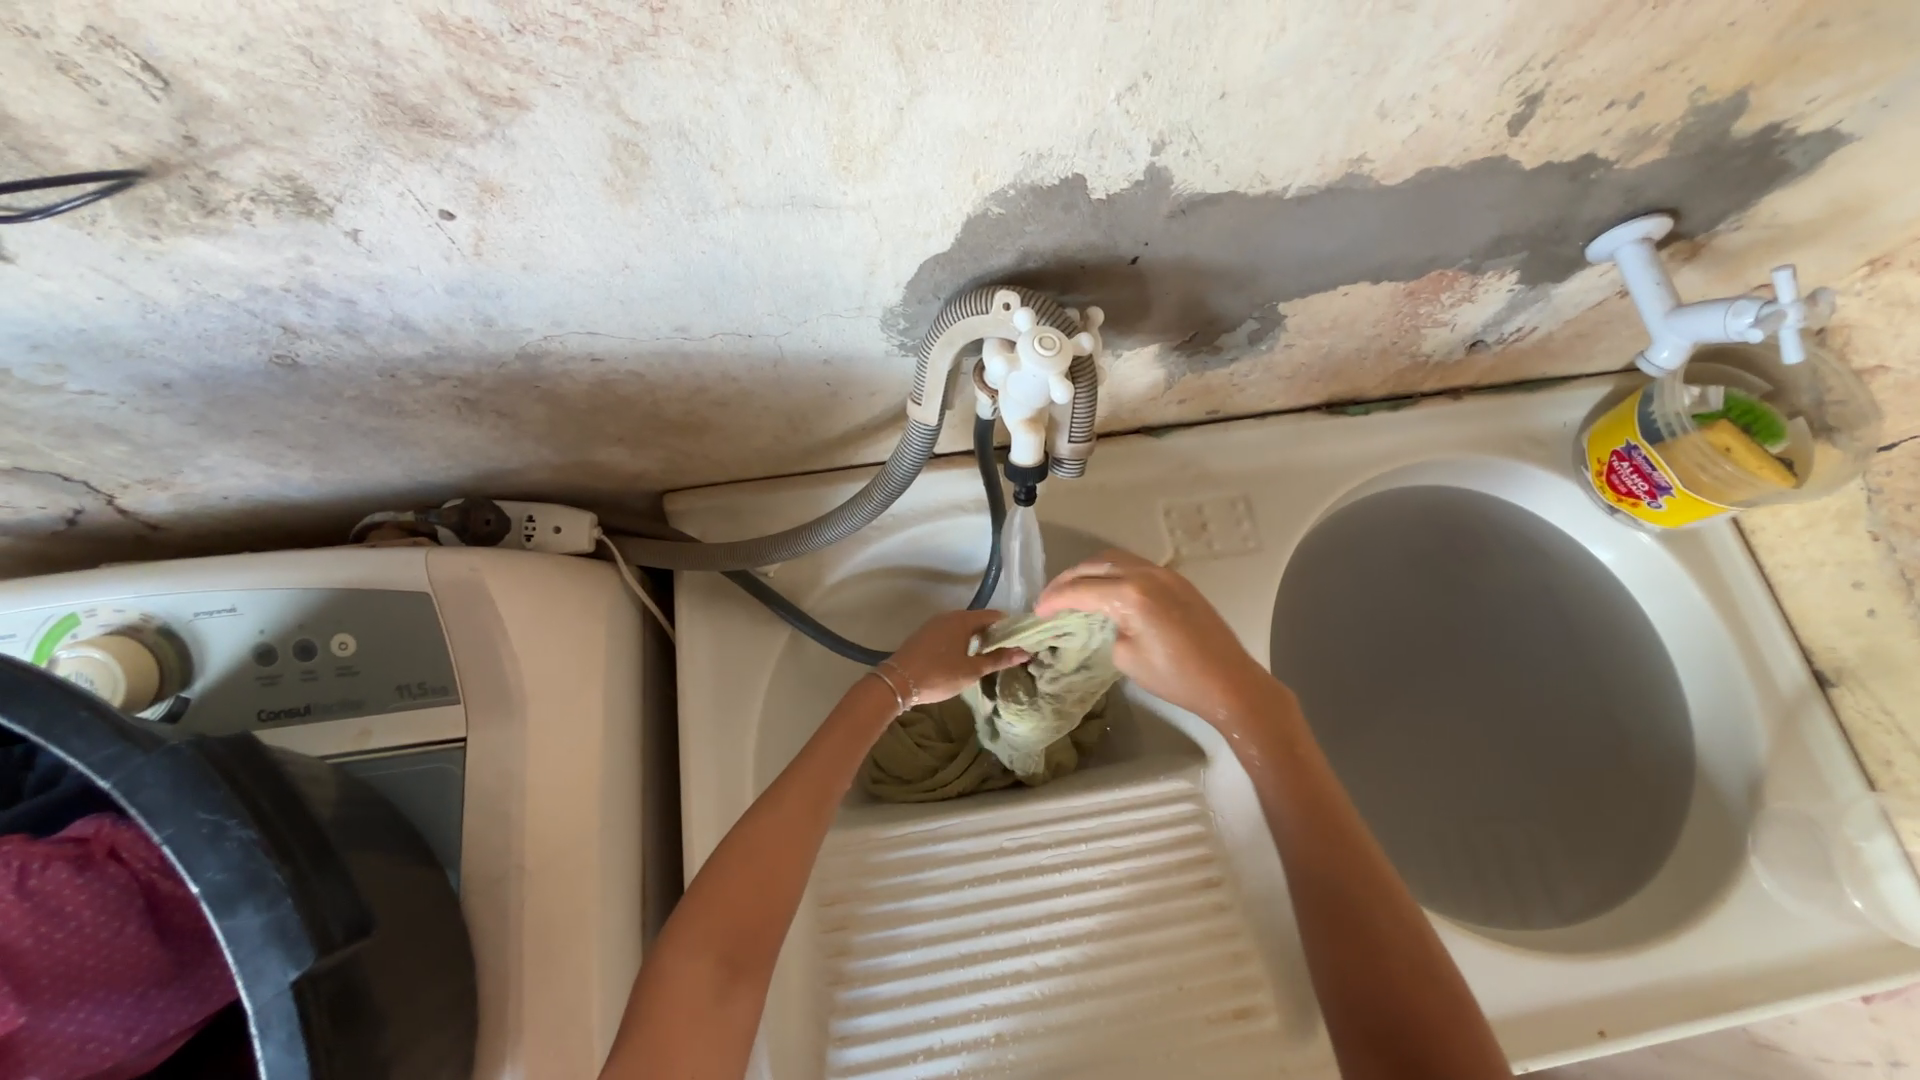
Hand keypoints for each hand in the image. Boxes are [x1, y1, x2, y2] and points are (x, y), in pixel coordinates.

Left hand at [885, 609, 1028, 705]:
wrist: (896, 683)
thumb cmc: (938, 675)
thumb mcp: (972, 670)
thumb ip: (998, 659)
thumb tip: (1025, 652)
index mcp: (963, 619)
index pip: (994, 616)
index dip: (1010, 627)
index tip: (1021, 640)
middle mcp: (949, 616)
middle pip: (979, 620)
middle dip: (994, 634)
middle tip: (1009, 651)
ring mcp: (934, 625)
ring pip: (964, 627)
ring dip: (978, 639)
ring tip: (990, 657)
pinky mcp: (925, 635)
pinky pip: (951, 633)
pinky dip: (963, 641)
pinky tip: (966, 657)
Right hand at [1035, 549, 1285, 724]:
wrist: (1229, 682)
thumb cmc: (1176, 677)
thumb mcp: (1126, 658)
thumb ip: (1105, 631)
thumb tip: (1100, 622)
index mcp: (1131, 594)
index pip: (1081, 589)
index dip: (1055, 600)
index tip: (1038, 611)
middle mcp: (1147, 574)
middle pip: (1096, 564)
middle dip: (1068, 579)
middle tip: (1050, 599)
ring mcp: (1165, 574)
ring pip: (1116, 559)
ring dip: (1090, 572)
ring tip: (1074, 592)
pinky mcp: (1177, 581)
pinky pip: (1135, 567)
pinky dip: (1112, 574)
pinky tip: (1105, 591)